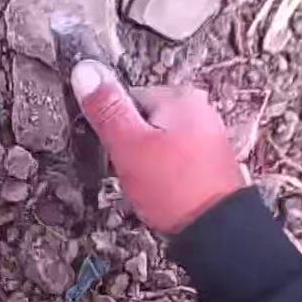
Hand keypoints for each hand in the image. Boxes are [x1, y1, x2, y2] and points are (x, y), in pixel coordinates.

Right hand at [71, 60, 244, 232]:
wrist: (216, 230)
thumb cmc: (176, 190)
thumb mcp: (129, 146)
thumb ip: (107, 109)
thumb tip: (85, 71)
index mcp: (180, 97)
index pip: (127, 99)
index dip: (114, 130)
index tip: (117, 152)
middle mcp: (200, 111)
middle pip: (144, 123)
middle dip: (133, 150)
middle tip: (135, 173)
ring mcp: (208, 137)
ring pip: (159, 146)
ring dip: (148, 166)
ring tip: (152, 187)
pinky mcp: (210, 163)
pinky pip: (175, 163)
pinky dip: (166, 178)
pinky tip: (165, 194)